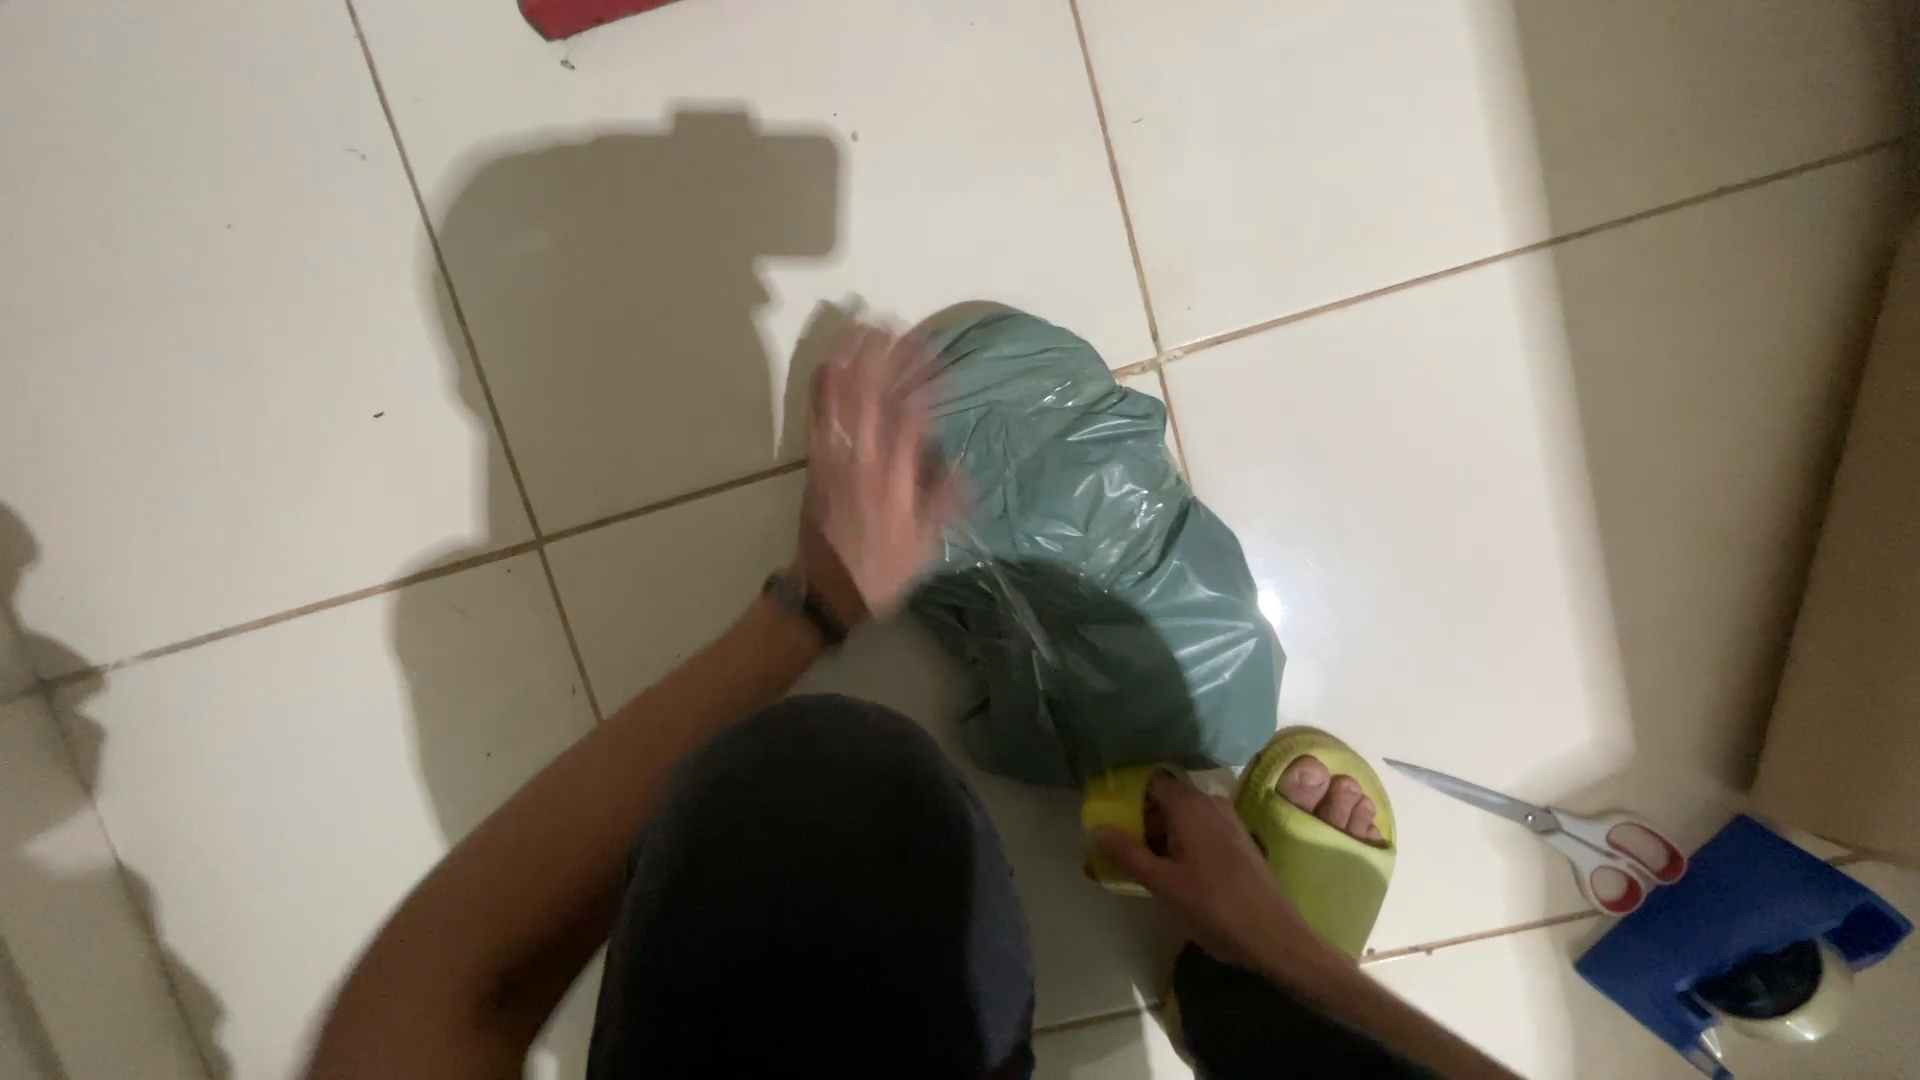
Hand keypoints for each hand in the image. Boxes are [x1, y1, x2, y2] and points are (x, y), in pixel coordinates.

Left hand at [796, 318, 960, 625]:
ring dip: (853, 359)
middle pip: (874, 396)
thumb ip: (942, 502)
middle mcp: (862, 460)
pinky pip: (817, 414)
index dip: (924, 383)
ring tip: (863, 326)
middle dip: (887, 357)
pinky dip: (824, 384)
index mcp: (894, 480)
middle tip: (898, 326)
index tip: (938, 357)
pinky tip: (831, 361)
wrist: (826, 590)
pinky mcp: (814, 461)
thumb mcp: (924, 546)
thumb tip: (957, 465)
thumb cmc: (881, 571)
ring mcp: (833, 457)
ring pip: (842, 398)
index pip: (911, 417)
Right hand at [1094, 773, 1321, 972]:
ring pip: (1184, 815)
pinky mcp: (1239, 840)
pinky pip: (1201, 828)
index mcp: (1189, 806)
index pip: (1151, 782)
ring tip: (1143, 861)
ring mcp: (1228, 821)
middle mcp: (1210, 803)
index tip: (1109, 814)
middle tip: (1121, 844)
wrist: (1276, 938)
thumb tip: (1098, 828)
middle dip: (1142, 817)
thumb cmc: (1214, 907)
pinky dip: (1183, 840)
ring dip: (1162, 832)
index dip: (1127, 794)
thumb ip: (1128, 853)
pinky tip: (1175, 870)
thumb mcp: (1163, 883)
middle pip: (1167, 798)